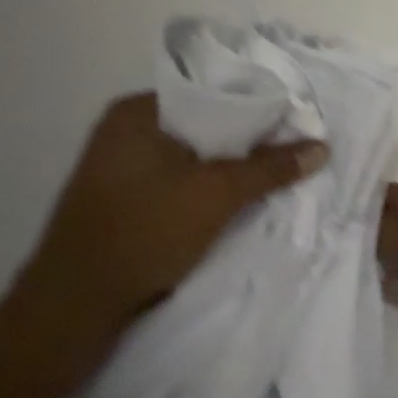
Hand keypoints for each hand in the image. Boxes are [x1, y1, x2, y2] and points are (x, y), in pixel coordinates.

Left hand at [17, 92, 328, 330]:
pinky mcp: (125, 200)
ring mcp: (121, 168)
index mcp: (137, 112)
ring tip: (274, 177)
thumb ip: (271, 168)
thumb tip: (322, 147)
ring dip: (232, 169)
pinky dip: (210, 189)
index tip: (297, 123)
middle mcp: (125, 131)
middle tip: (293, 151)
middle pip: (207, 125)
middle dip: (249, 142)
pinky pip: (182, 181)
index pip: (213, 92)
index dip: (259, 106)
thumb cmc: (144, 232)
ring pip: (196, 157)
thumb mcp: (217, 195)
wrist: (76, 305)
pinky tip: (239, 202)